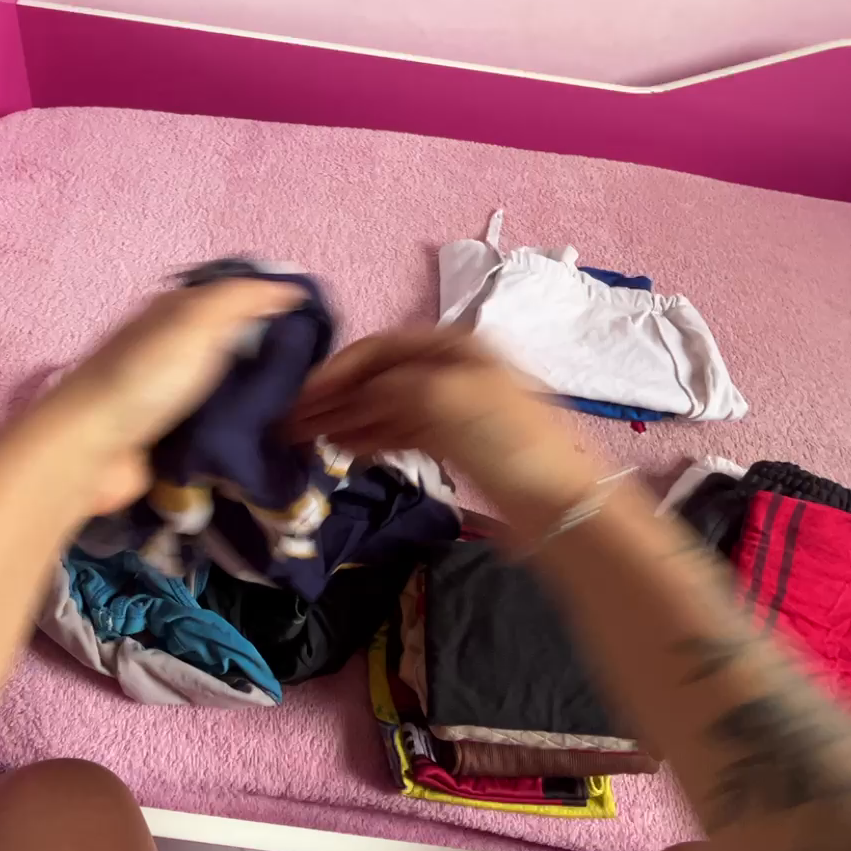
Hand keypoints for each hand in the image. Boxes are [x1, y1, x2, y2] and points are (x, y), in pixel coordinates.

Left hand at [33, 279, 304, 511]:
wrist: (93, 449)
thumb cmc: (147, 378)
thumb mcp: (197, 321)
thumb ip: (242, 299)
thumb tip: (290, 287)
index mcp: (175, 311)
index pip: (235, 296)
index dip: (273, 304)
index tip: (316, 325)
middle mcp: (173, 346)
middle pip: (234, 341)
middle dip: (271, 353)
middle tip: (314, 371)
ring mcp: (171, 392)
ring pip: (228, 384)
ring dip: (258, 394)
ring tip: (300, 405)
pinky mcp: (171, 432)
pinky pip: (216, 422)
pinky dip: (239, 425)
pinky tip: (268, 433)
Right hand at [291, 327, 604, 520]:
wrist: (557, 504)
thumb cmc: (506, 440)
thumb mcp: (444, 397)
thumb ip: (391, 387)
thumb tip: (356, 397)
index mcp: (454, 346)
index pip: (381, 348)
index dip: (339, 369)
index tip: (304, 395)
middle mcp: (449, 371)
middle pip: (379, 378)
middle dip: (336, 398)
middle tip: (294, 422)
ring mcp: (450, 408)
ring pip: (384, 408)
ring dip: (346, 420)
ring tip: (309, 439)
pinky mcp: (450, 443)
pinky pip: (398, 433)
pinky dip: (369, 439)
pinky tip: (343, 450)